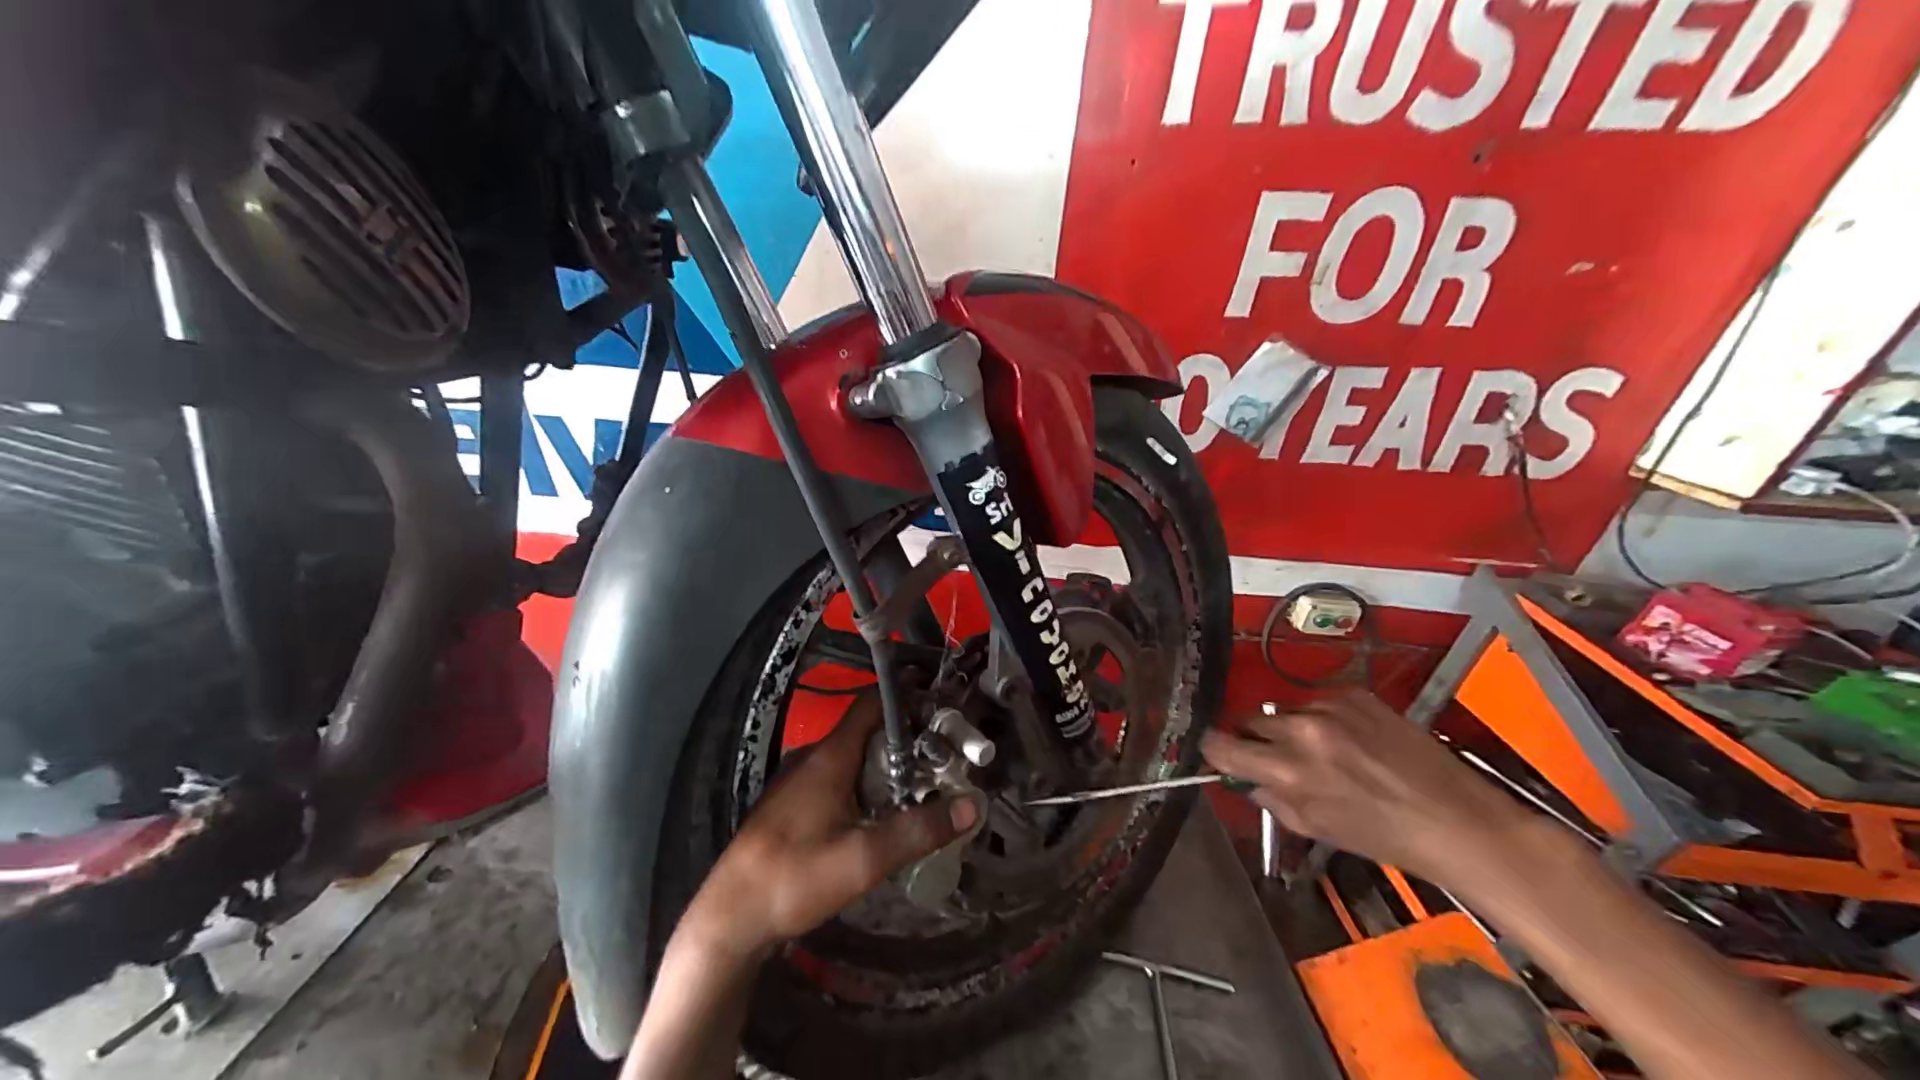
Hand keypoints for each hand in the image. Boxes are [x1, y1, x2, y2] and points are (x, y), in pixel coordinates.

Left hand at [681, 695, 979, 957]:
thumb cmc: (794, 878)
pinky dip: (871, 781)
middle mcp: (814, 758)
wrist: (729, 918)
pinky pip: (842, 777)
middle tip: (949, 752)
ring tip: (930, 779)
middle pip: (868, 729)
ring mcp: (801, 780)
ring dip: (891, 761)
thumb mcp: (864, 859)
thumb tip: (972, 805)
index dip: (908, 696)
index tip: (944, 704)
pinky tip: (888, 810)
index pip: (872, 703)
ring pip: (856, 756)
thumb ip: (918, 830)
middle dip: (910, 736)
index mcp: (829, 756)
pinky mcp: (796, 804)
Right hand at [1201, 691, 1529, 888]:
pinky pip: (1317, 701)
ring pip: (1284, 710)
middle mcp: (1304, 730)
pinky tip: (1348, 740)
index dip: (1213, 748)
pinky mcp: (1357, 694)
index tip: (1215, 751)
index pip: (1223, 745)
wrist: (1459, 821)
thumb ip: (1271, 798)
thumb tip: (1246, 778)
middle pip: (1250, 721)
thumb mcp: (1316, 828)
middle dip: (1255, 739)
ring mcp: (1332, 707)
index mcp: (1290, 770)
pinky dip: (1322, 718)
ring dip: (1290, 728)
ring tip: (1323, 752)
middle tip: (1276, 759)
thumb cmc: (1386, 837)